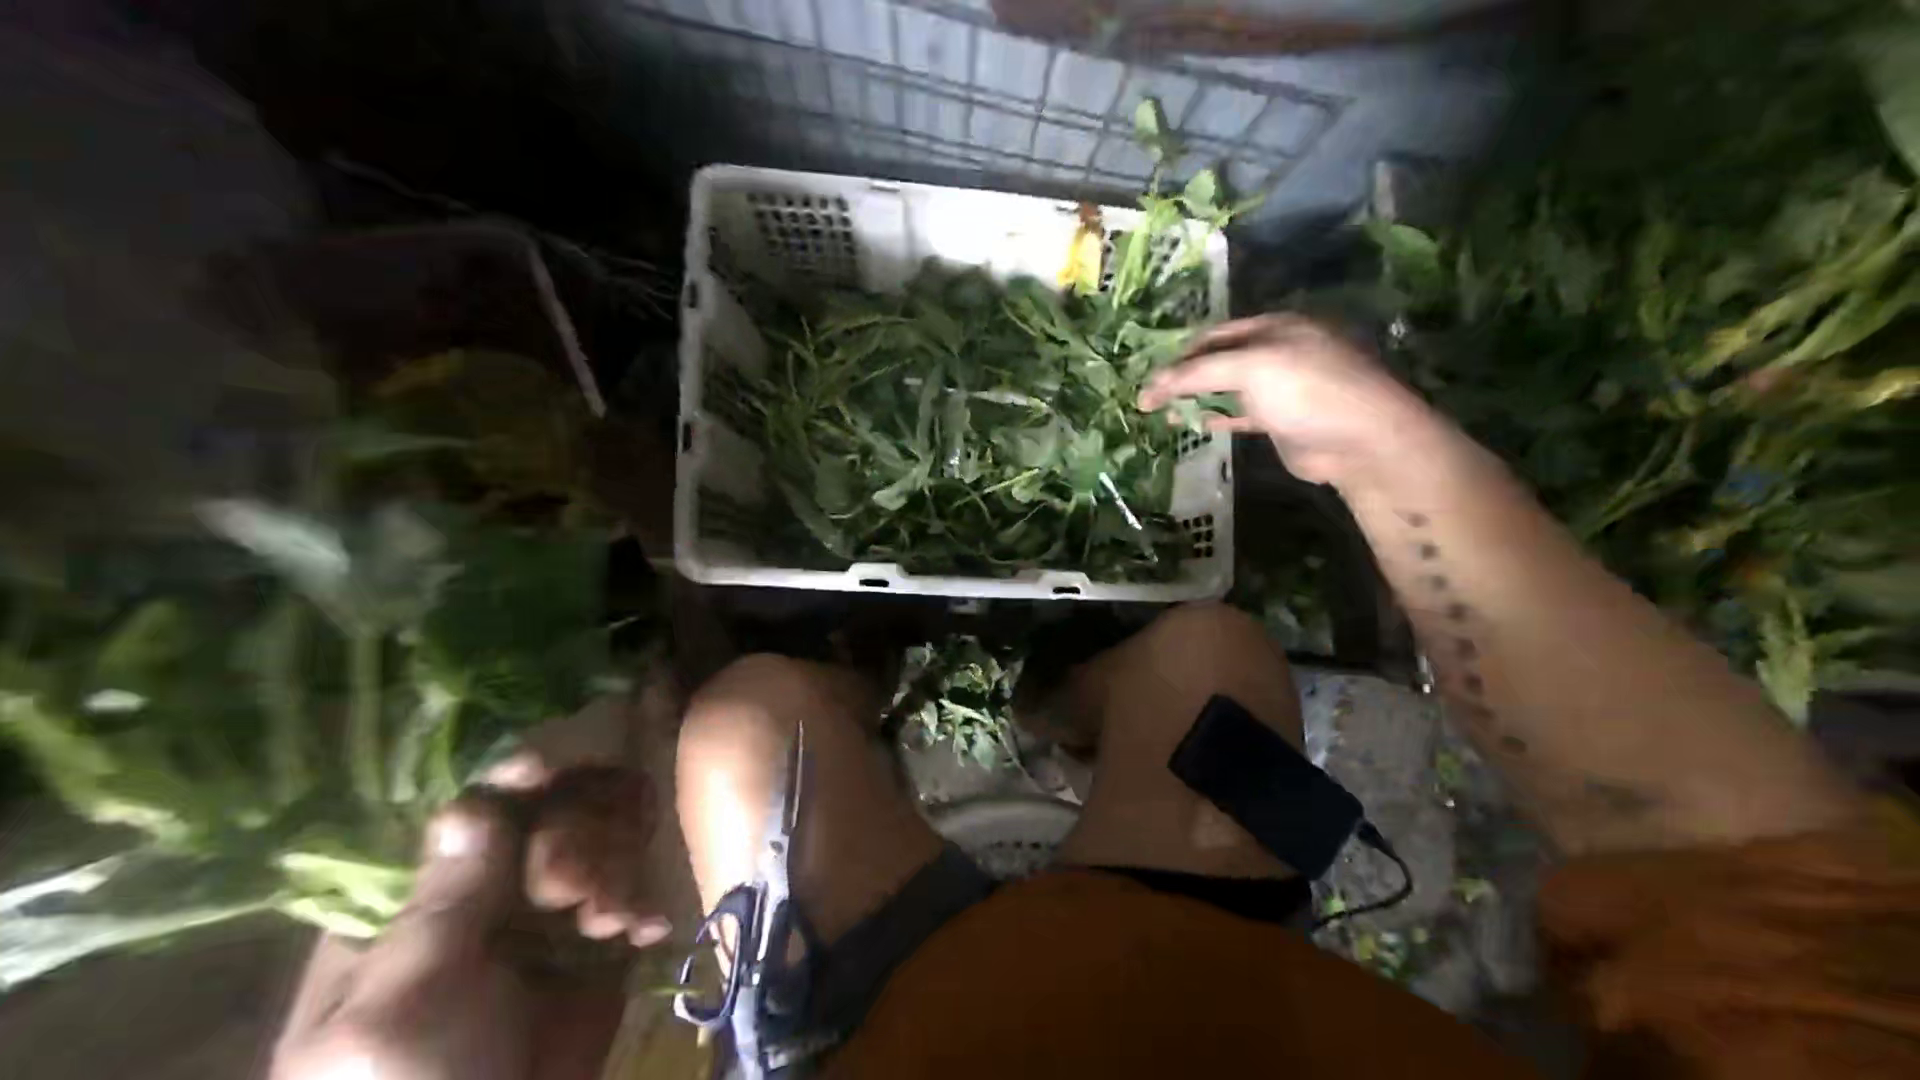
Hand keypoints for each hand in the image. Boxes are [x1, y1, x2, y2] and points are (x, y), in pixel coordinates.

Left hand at [272, 698, 676, 1079]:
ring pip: (599, 840)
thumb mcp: (402, 1010)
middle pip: (547, 813)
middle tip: (575, 891)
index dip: (509, 779)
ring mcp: (551, 917)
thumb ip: (443, 904)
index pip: (469, 811)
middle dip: (573, 836)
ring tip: (610, 923)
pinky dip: (644, 902)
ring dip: (614, 867)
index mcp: (418, 901)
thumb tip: (472, 801)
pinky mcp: (603, 944)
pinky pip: (634, 889)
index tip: (549, 766)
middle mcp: (491, 893)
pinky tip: (644, 931)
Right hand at [1137, 315, 1441, 486]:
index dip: (1179, 354)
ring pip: (1226, 389)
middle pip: (1217, 360)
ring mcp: (1279, 387)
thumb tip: (1149, 388)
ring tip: (1164, 415)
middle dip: (1184, 378)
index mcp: (1274, 327)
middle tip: (1152, 398)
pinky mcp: (1280, 420)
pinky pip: (1239, 414)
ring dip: (1195, 400)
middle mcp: (1276, 352)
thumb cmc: (1307, 390)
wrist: (1361, 440)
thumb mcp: (1251, 368)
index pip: (1213, 335)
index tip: (1150, 377)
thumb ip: (1197, 373)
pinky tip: (1193, 426)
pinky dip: (1215, 418)